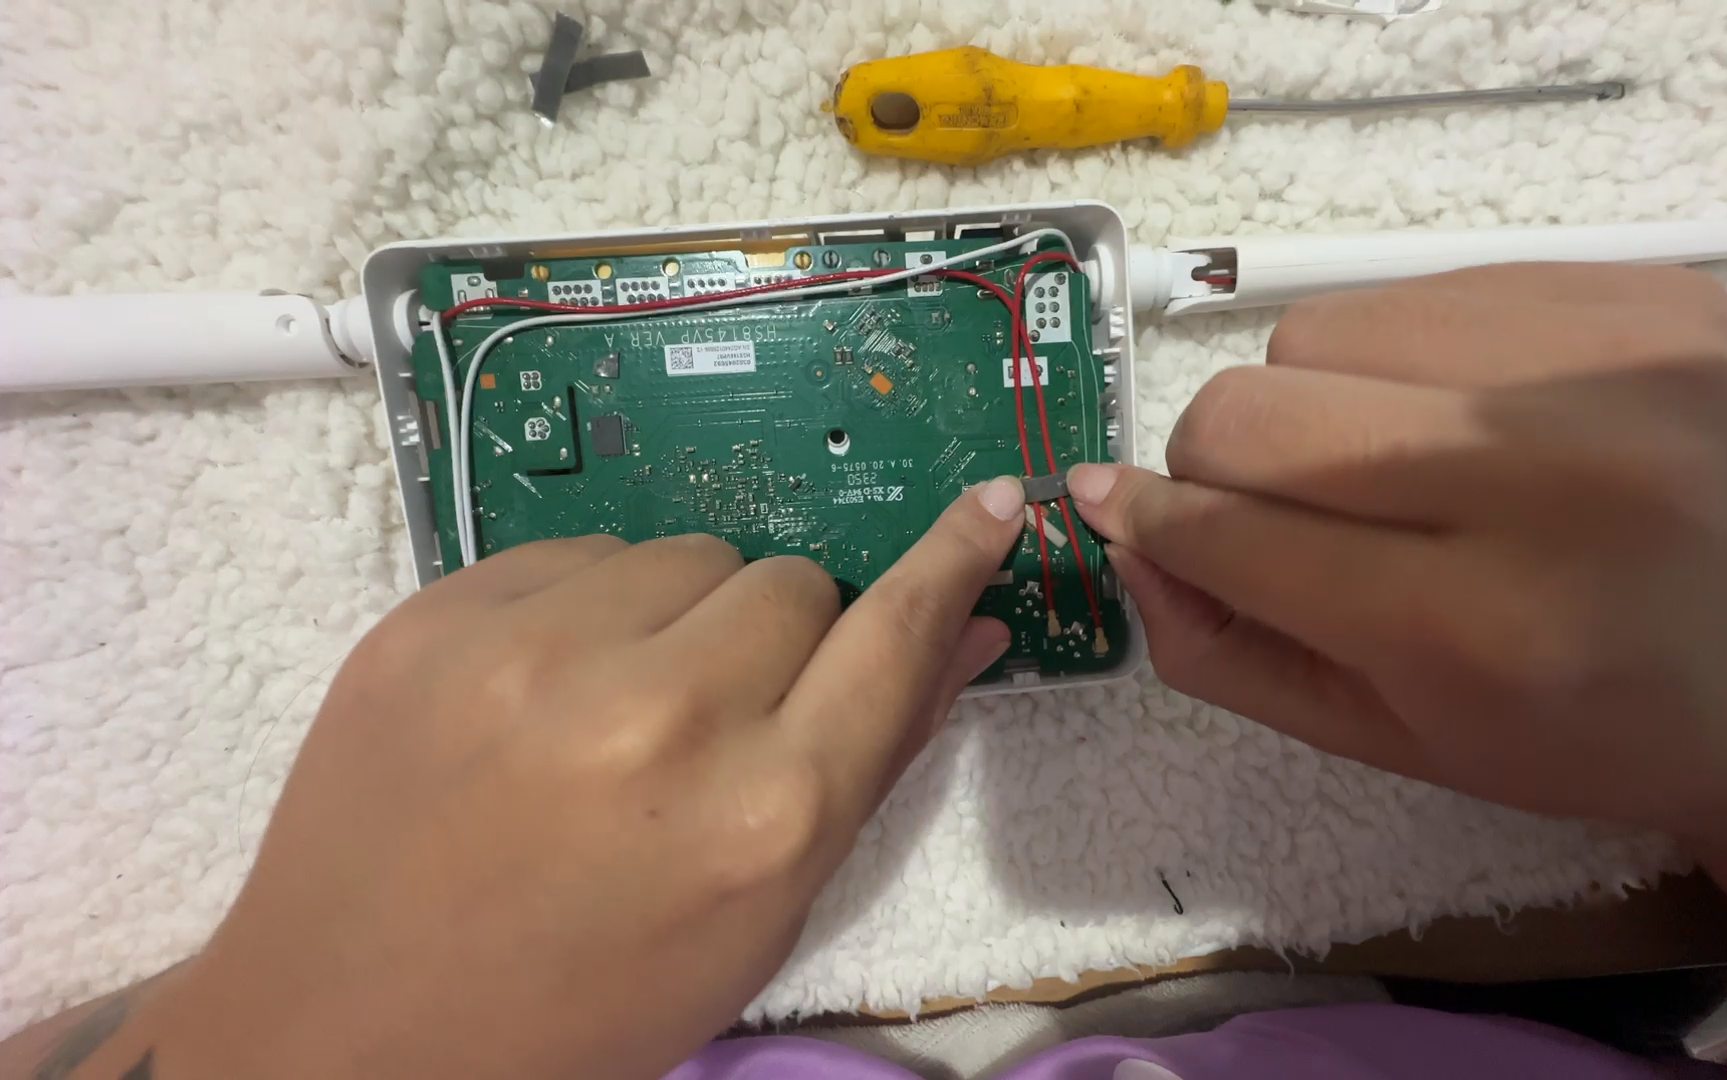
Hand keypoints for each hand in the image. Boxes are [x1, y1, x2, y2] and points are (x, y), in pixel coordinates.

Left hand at [117, 479, 1027, 1079]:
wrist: (354, 1036)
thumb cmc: (610, 986)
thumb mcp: (779, 899)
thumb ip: (886, 746)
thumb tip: (974, 627)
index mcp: (765, 812)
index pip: (895, 636)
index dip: (953, 560)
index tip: (996, 500)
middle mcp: (661, 717)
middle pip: (795, 582)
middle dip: (787, 634)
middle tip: (729, 710)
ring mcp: (533, 654)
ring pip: (698, 553)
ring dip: (695, 612)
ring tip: (630, 698)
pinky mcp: (438, 616)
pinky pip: (592, 552)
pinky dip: (601, 604)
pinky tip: (552, 683)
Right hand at [1067, 264, 1726, 1072]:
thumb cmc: (1566, 736)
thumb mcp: (1368, 736)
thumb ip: (1214, 646)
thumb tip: (1117, 530)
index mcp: (1475, 628)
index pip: (1229, 532)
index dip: (1143, 516)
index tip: (1101, 501)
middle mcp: (1550, 476)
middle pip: (1248, 411)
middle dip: (1213, 464)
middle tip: (1265, 506)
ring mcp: (1610, 361)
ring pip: (1311, 335)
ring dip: (1302, 407)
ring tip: (1377, 463)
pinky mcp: (1643, 288)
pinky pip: (1407, 295)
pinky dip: (1385, 360)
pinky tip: (1454, 417)